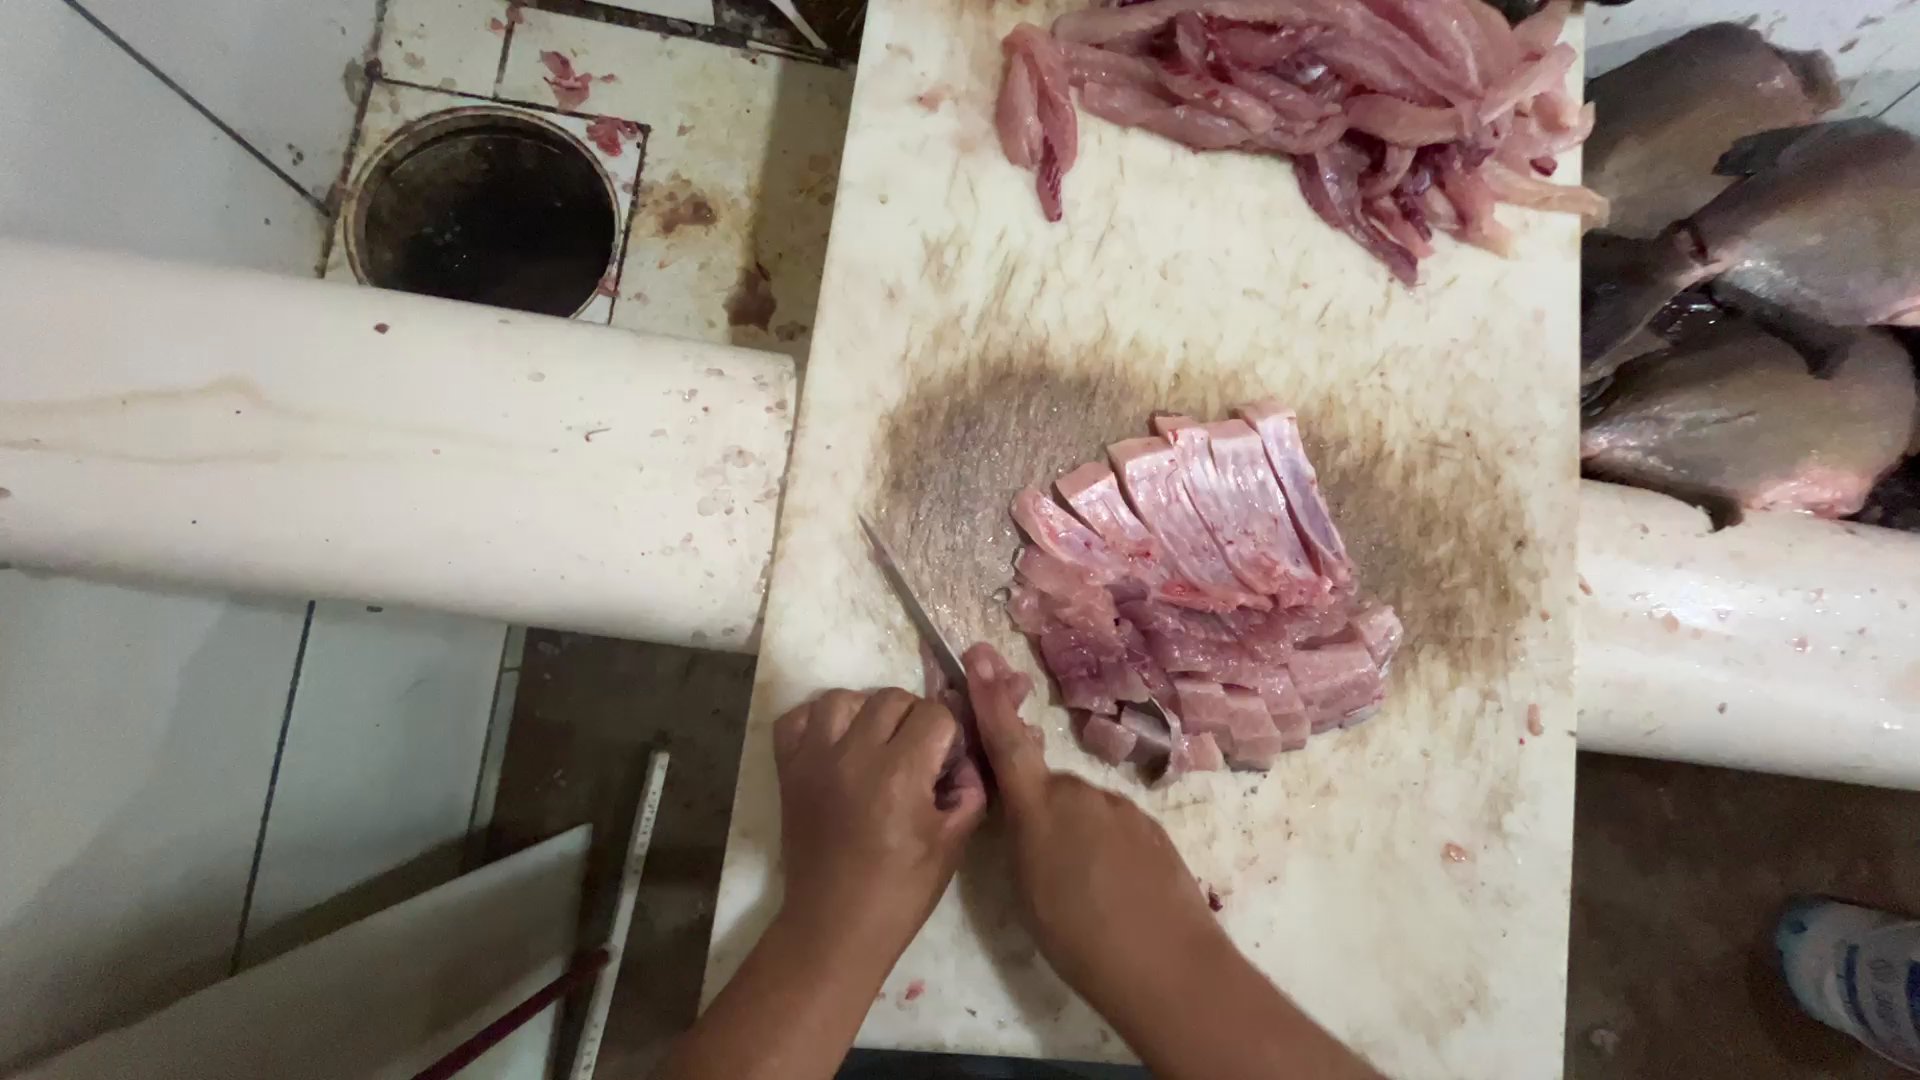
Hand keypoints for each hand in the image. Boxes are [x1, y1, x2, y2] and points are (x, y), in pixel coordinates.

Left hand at [772, 688, 987, 962]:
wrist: (834, 927)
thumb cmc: (901, 890)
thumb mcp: (953, 842)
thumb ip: (970, 788)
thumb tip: (965, 752)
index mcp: (900, 773)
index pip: (934, 714)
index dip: (947, 734)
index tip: (944, 760)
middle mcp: (855, 755)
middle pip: (891, 698)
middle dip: (913, 718)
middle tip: (914, 752)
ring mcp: (814, 759)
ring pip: (843, 698)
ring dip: (865, 711)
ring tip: (873, 741)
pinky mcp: (788, 770)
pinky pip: (796, 719)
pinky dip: (816, 720)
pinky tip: (835, 742)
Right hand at [965, 643, 1383, 1079]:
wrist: (1169, 966)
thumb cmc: (1080, 938)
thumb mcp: (1027, 891)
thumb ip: (1022, 837)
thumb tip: (1026, 810)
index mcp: (1039, 810)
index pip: (1006, 742)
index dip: (989, 699)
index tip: (979, 654)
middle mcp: (1079, 794)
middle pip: (1047, 787)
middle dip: (1040, 812)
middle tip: (1044, 867)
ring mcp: (1120, 807)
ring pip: (1083, 809)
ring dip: (1075, 835)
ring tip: (1085, 891)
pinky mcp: (1150, 825)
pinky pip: (1113, 825)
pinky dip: (1106, 848)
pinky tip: (1115, 890)